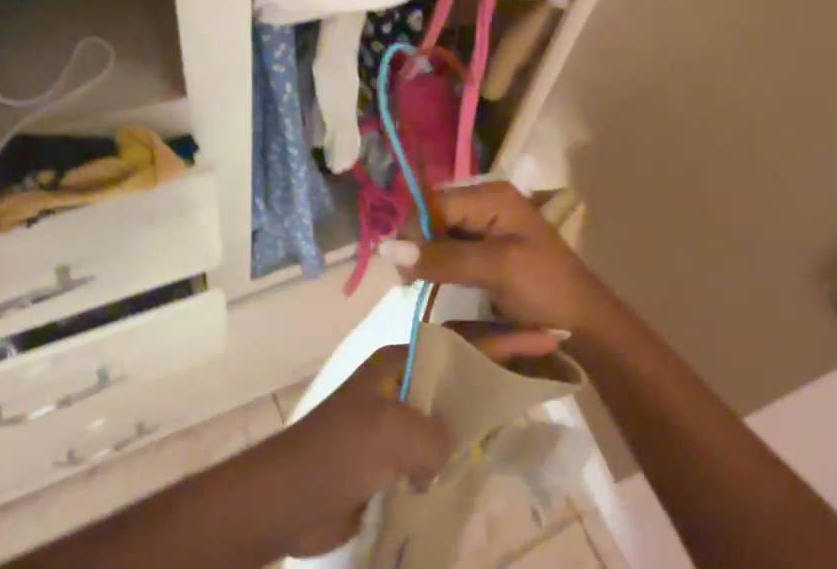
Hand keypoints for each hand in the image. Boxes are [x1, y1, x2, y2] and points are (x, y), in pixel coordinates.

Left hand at [245, 323, 561, 557]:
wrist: (286, 500)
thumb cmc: (337, 453)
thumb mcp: (391, 433)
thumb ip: (434, 436)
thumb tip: (444, 454)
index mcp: (398, 362)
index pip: (462, 342)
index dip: (507, 340)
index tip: (549, 336)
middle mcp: (401, 382)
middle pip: (462, 369)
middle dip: (502, 368)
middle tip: (547, 372)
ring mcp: (396, 419)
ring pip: (454, 407)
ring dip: (486, 408)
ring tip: (528, 409)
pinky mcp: (393, 455)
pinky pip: (441, 443)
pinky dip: (466, 445)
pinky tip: (489, 454)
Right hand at [379, 182, 618, 334]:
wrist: (582, 321)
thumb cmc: (545, 288)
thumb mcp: (496, 269)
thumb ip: (444, 257)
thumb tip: (388, 249)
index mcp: (492, 196)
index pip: (433, 203)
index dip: (412, 232)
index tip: (400, 267)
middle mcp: (487, 201)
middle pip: (434, 214)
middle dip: (417, 244)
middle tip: (407, 281)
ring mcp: (488, 224)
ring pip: (438, 232)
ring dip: (425, 256)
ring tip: (416, 284)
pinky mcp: (486, 247)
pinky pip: (450, 247)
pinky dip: (438, 263)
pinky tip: (431, 282)